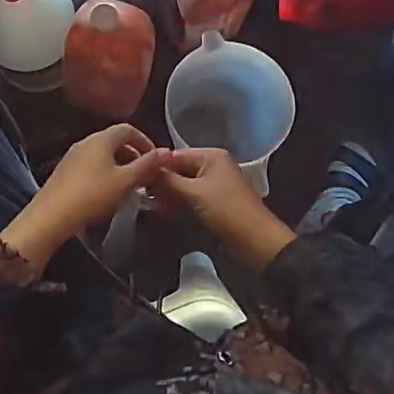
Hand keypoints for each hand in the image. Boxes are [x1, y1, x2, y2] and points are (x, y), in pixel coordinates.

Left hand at [1, 124, 168, 271]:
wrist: (51, 216)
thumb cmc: (92, 195)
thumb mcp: (125, 181)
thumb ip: (147, 165)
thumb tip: (167, 151)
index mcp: (101, 139)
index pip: (128, 129)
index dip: (145, 141)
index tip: (156, 159)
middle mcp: (85, 142)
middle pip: (115, 141)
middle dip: (134, 155)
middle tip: (145, 174)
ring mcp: (72, 156)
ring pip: (103, 154)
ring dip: (120, 165)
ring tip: (130, 185)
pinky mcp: (64, 172)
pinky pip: (91, 165)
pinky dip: (105, 172)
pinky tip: (108, 192)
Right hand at [156, 148, 295, 272]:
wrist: (255, 238)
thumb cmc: (225, 209)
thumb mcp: (193, 192)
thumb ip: (168, 180)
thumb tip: (146, 169)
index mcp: (211, 156)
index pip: (175, 154)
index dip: (157, 166)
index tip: (138, 178)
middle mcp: (213, 165)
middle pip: (179, 169)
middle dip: (163, 182)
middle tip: (144, 195)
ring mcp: (215, 183)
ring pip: (184, 184)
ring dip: (170, 194)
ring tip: (154, 206)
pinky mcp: (215, 200)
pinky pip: (192, 196)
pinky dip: (180, 202)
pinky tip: (167, 212)